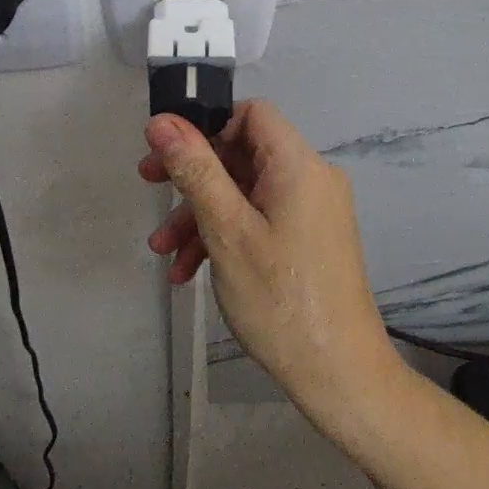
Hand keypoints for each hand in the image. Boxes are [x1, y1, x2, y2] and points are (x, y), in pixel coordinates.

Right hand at [140, 100, 397, 408]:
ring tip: (164, 253)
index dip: (208, 125)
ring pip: (246, 192)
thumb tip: (162, 121)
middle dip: (193, 176)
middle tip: (149, 187)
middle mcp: (312, 179)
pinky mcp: (310, 240)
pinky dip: (225, 236)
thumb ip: (195, 171)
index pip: (252, 114)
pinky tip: (189, 272)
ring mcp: (313, 212)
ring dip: (201, 215)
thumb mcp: (227, 231)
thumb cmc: (280, 298)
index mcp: (299, 165)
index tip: (169, 152)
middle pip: (243, 154)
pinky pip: (261, 219)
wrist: (339, 373)